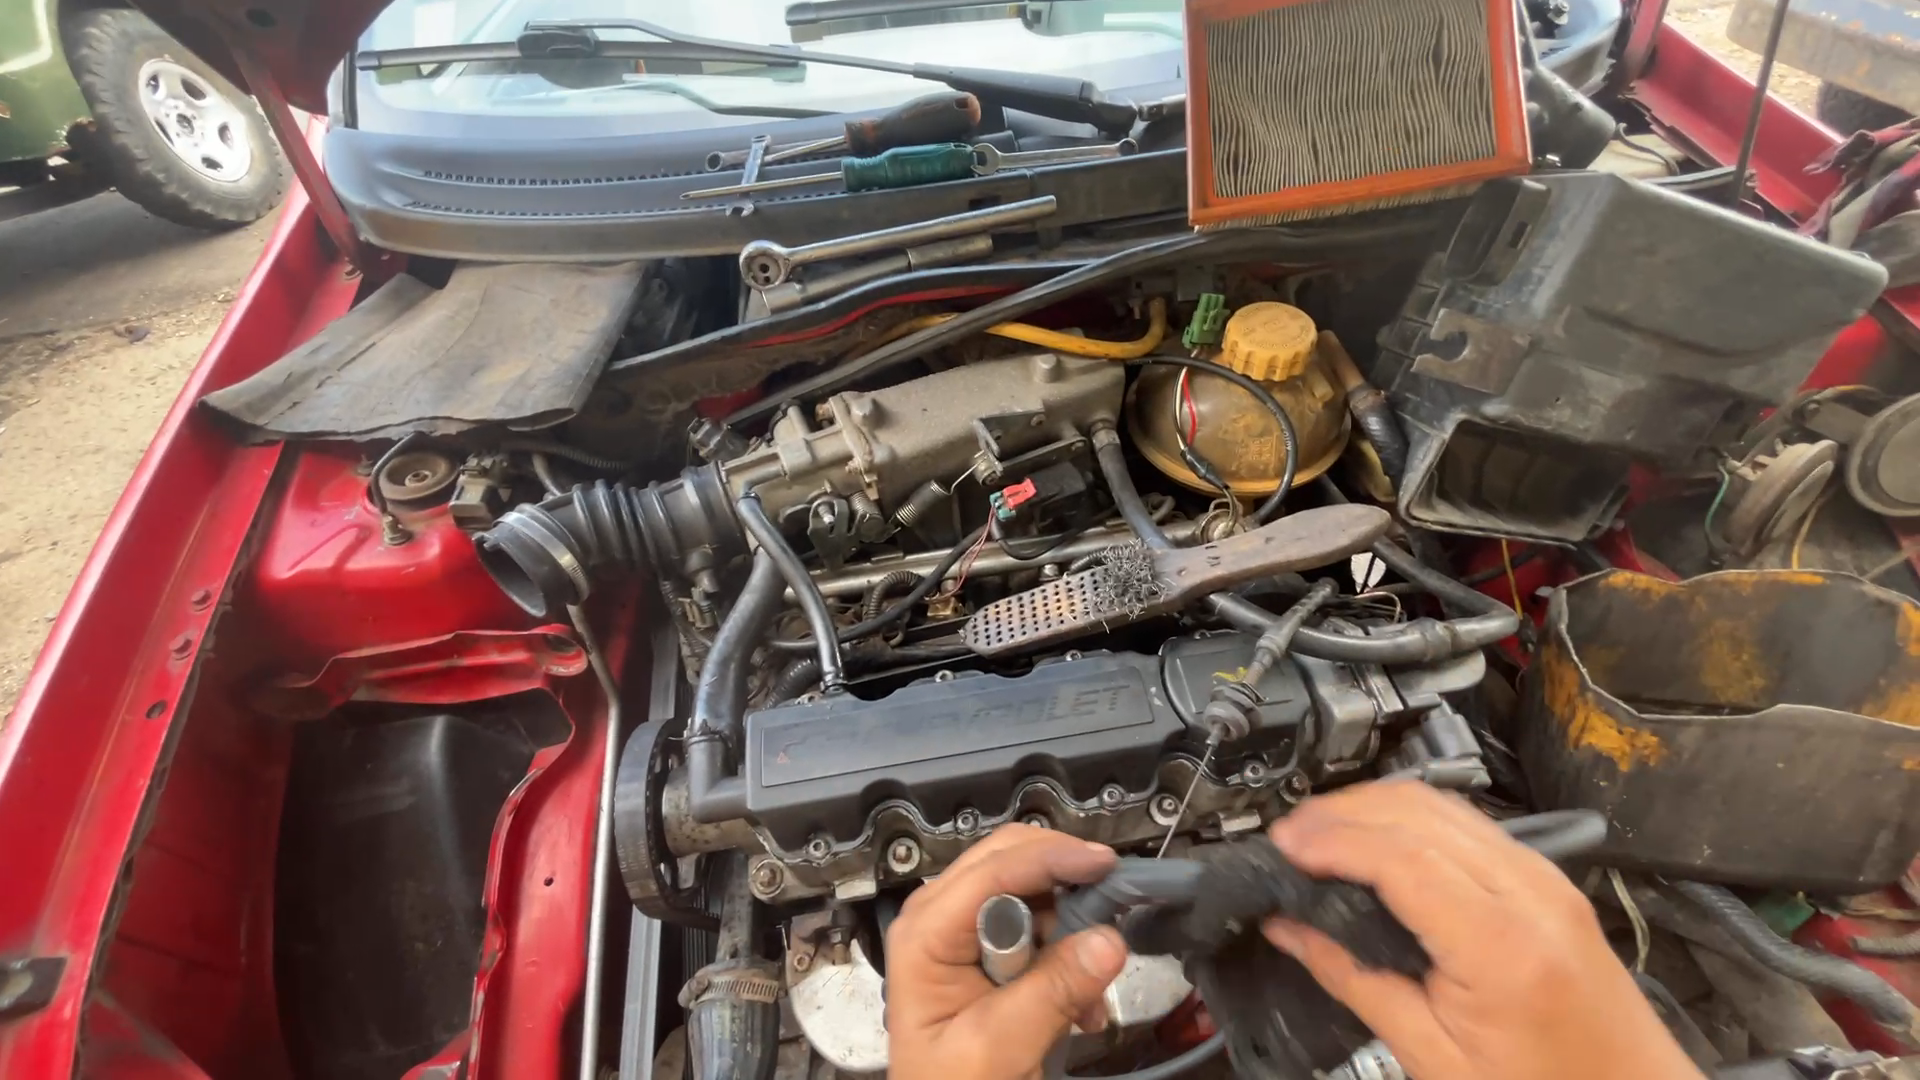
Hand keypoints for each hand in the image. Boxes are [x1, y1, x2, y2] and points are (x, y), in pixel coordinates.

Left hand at [887, 824, 1129, 1079]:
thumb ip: (1053, 992)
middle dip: (1063, 880)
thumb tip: (1110, 939)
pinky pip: (1039, 922)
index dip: (1051, 857)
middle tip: (1110, 906)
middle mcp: (941, 911)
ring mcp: (963, 924)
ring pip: (1031, 888)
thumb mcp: (999, 1049)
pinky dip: (1067, 951)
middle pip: (1010, 859)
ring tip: (1090, 993)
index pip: (994, 870)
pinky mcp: (987, 945)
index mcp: (927, 928)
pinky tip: (1081, 1005)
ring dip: (1070, 926)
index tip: (1104, 862)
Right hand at [1263, 781, 1702, 1079]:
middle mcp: (1529, 893)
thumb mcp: (1435, 1057)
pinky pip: (1456, 816)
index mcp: (1504, 946)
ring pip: (1433, 801)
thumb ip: (1352, 980)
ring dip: (1365, 804)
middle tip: (1287, 836)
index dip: (1329, 839)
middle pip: (1412, 812)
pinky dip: (1400, 812)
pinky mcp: (1540, 874)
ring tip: (1317, 830)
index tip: (1281, 845)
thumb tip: (1285, 927)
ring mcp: (1540, 875)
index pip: (1398, 856)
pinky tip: (1370, 833)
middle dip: (1337, 812)